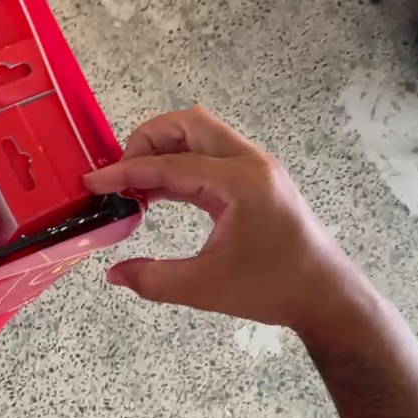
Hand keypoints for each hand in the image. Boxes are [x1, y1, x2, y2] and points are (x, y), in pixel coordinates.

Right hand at [86, 109, 368, 336]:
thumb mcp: (204, 288)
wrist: (324, 293)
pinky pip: (207, 156)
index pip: (170, 164)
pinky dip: (177, 166)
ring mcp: (254, 168)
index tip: (93, 183)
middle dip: (146, 141)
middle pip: (189, 124)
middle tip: (119, 177)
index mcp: (240, 183)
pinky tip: (156, 194)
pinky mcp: (253, 180)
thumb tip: (114, 274)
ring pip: (199, 134)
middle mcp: (249, 164)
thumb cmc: (272, 289)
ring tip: (133, 186)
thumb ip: (153, 279)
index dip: (125, 173)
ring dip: (162, 151)